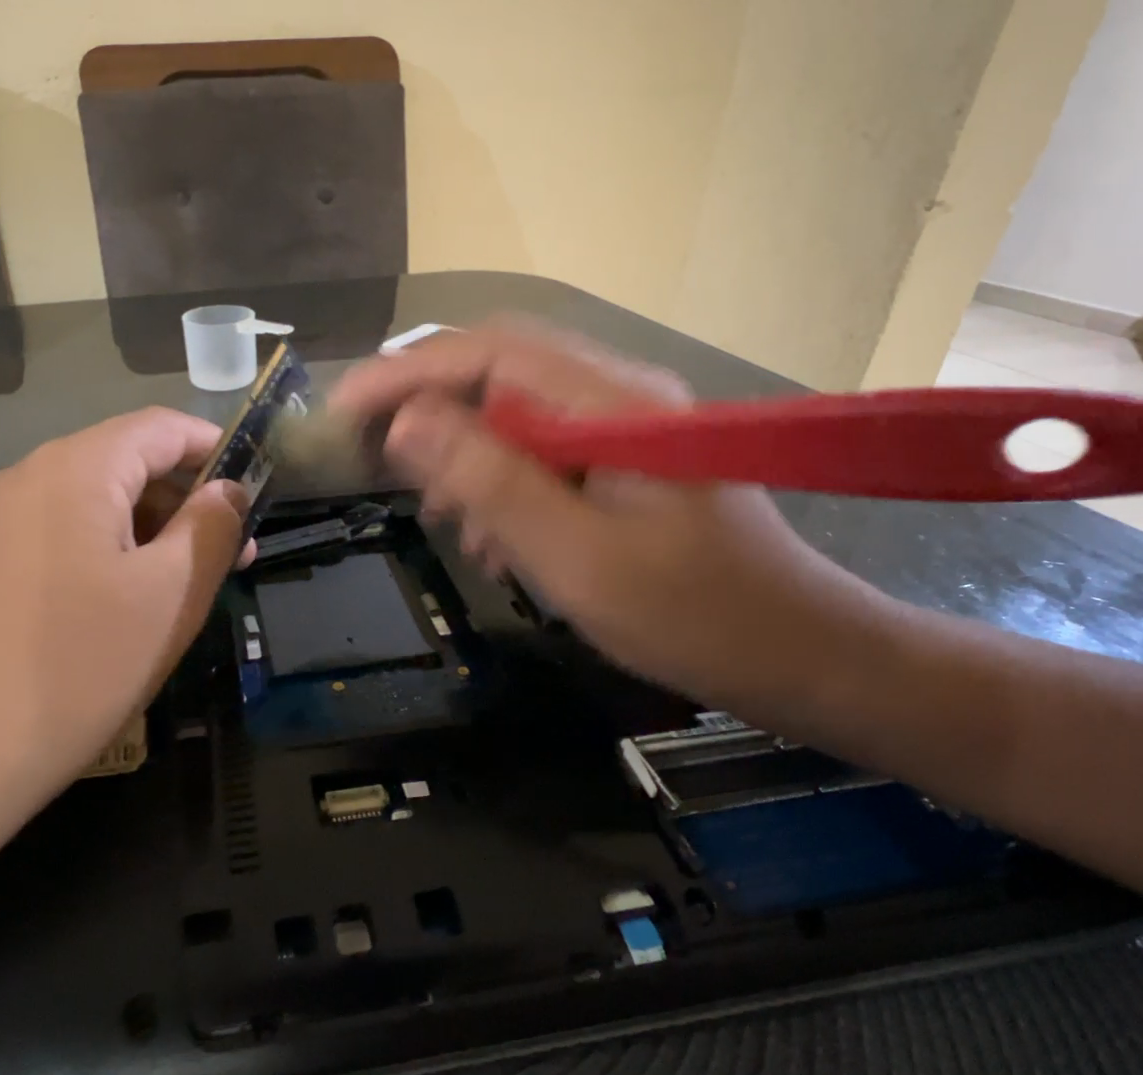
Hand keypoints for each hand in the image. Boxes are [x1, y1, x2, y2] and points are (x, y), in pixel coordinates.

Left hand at [0, 407, 249, 791]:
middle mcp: (19, 481)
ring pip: (81, 509)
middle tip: (227, 558)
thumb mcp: (167, 599)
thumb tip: (227, 490)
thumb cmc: (72, 670)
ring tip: (172, 594)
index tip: (254, 493)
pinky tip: (104, 618)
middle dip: (182, 502)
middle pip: (119, 464)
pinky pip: (45, 545)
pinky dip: (92, 561)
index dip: (216, 449)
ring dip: (139, 536)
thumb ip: (210, 529)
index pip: (161, 427)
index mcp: (73, 470)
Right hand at [329, 319, 880, 706]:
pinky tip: (487, 538)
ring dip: (461, 450)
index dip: (406, 372)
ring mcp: (626, 429)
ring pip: (517, 412)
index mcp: (612, 403)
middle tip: (365, 454)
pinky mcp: (628, 465)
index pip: (489, 351)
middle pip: (499, 370)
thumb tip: (407, 422)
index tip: (342, 411)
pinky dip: (499, 483)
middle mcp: (619, 396)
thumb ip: (491, 483)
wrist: (800, 655)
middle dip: (424, 405)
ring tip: (430, 511)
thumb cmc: (692, 614)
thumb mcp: (577, 557)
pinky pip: (543, 451)